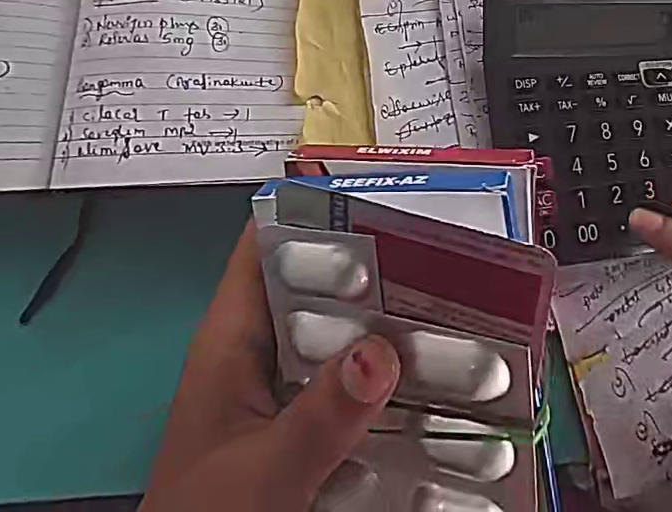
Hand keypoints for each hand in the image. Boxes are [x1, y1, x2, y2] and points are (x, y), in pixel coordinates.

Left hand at [141, 223, 402, 511]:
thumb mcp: (263, 474)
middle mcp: (258, 351)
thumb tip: (381, 353)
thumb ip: (321, 416)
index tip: (373, 197)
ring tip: (441, 307)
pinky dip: (381, 372)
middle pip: (316, 282)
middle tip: (430, 255)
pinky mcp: (302, 420)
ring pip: (338, 331)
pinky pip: (349, 377)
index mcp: (231, 339)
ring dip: (381, 323)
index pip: (266, 242)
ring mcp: (283, 386)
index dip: (313, 209)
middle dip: (369, 267)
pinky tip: (421, 378)